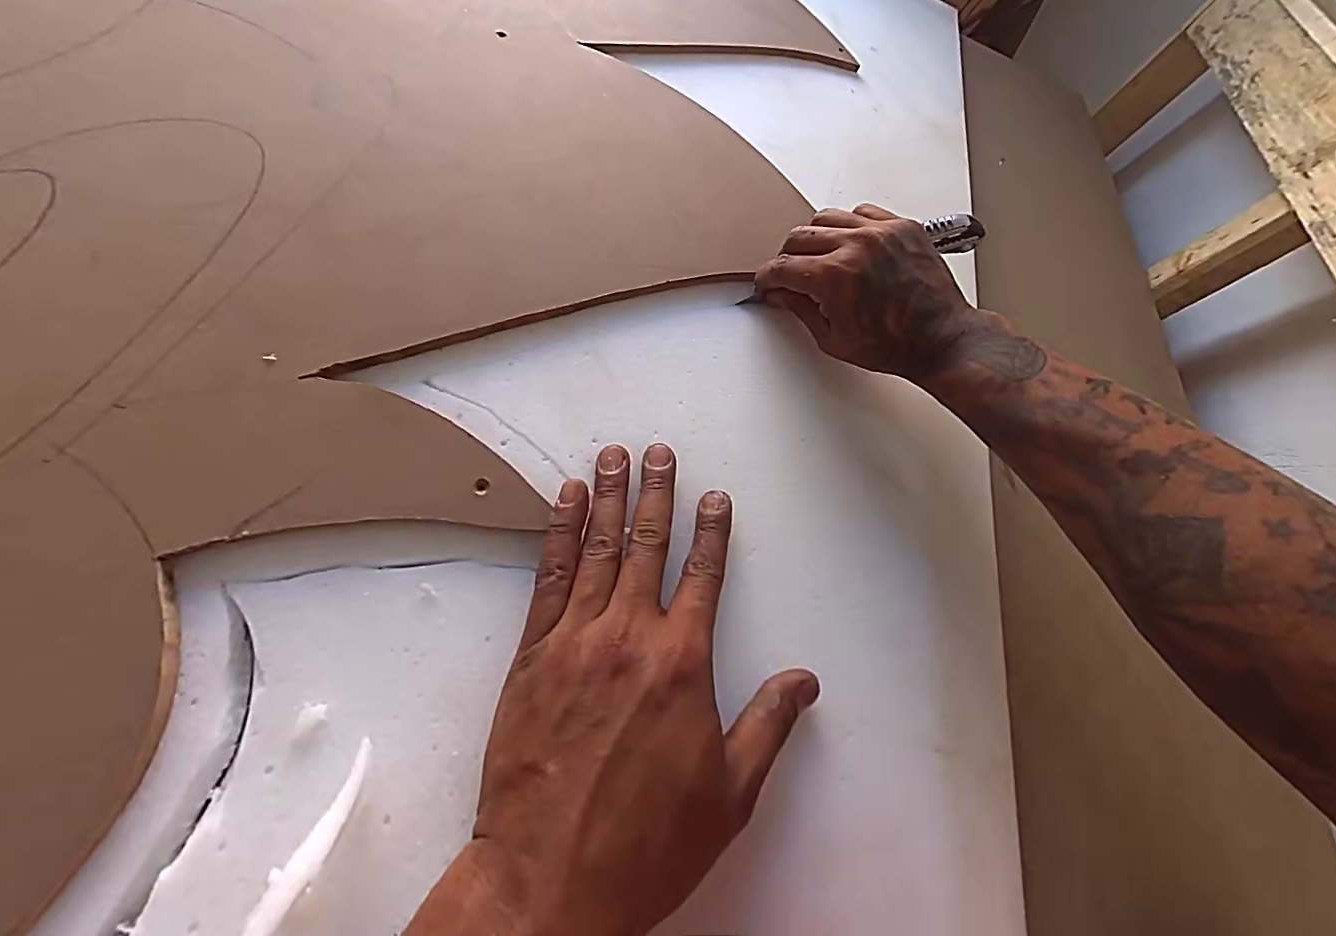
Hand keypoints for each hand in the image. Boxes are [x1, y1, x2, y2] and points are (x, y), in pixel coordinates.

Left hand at [404, 443, 819, 935]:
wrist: (551, 881)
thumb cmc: (644, 842)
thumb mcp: (729, 793)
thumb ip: (769, 724)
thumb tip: (802, 682)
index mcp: (681, 664)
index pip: (704, 576)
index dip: (713, 532)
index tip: (714, 499)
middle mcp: (630, 638)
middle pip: (649, 546)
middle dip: (656, 494)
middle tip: (658, 454)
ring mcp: (576, 640)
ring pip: (598, 550)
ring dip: (608, 498)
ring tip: (612, 458)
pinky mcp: (533, 654)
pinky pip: (549, 578)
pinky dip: (559, 534)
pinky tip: (565, 504)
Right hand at [753, 203, 985, 381]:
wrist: (941, 339)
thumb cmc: (896, 344)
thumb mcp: (833, 338)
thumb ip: (800, 309)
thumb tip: (781, 293)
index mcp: (834, 277)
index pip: (781, 266)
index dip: (766, 279)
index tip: (767, 284)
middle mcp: (856, 246)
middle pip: (798, 237)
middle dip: (787, 259)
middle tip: (792, 276)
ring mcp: (880, 233)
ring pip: (825, 218)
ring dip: (814, 239)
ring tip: (820, 259)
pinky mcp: (901, 227)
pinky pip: (860, 212)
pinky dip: (848, 227)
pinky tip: (850, 247)